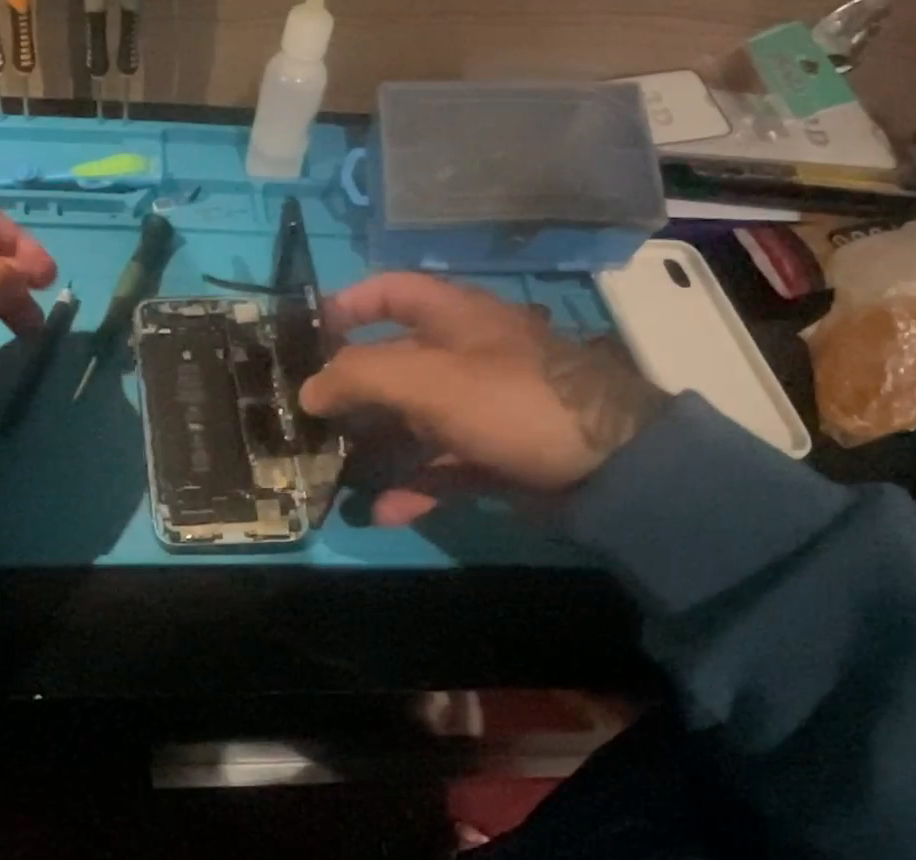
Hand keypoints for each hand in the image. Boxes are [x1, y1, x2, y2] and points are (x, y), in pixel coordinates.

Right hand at [299, 273, 666, 524]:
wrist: (608, 464)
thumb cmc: (512, 401)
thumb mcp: (428, 379)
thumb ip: (359, 376)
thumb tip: (307, 390)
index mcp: (456, 316)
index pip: (392, 290)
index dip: (348, 304)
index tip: (307, 334)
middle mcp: (467, 356)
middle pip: (394, 364)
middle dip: (350, 391)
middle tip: (309, 418)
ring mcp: (481, 407)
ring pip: (412, 422)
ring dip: (375, 448)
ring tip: (336, 471)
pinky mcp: (494, 453)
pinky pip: (440, 467)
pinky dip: (412, 487)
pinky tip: (383, 512)